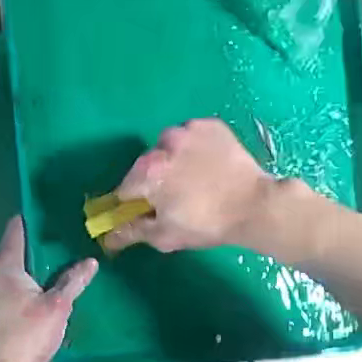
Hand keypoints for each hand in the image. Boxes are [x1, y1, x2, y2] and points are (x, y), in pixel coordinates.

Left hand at [0, 217, 96, 361]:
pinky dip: (36, 275)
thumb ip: (73, 280)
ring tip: (70, 255)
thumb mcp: (58, 306)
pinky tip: (56, 280)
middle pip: (20, 243)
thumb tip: (90, 261)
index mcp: (5, 264)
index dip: (39, 217)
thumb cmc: (27, 335)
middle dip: (45, 239)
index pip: (18, 226)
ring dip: (42, 260)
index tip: (63, 213)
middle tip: (74, 235)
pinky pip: (19, 278)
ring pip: (21, 263)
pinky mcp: (0, 303)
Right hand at [101, 118, 301, 254]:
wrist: (255, 206)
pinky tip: (209, 165)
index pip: (126, 189)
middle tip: (178, 200)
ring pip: (170, 147)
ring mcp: (189, 130)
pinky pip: (193, 136)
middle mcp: (163, 143)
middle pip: (147, 165)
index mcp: (147, 171)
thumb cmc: (207, 224)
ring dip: (175, 160)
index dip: (135, 204)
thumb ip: (131, 232)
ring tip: (196, 180)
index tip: (151, 212)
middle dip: (156, 181)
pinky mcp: (211, 125)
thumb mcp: (165, 235)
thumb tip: (107, 236)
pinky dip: (196, 148)